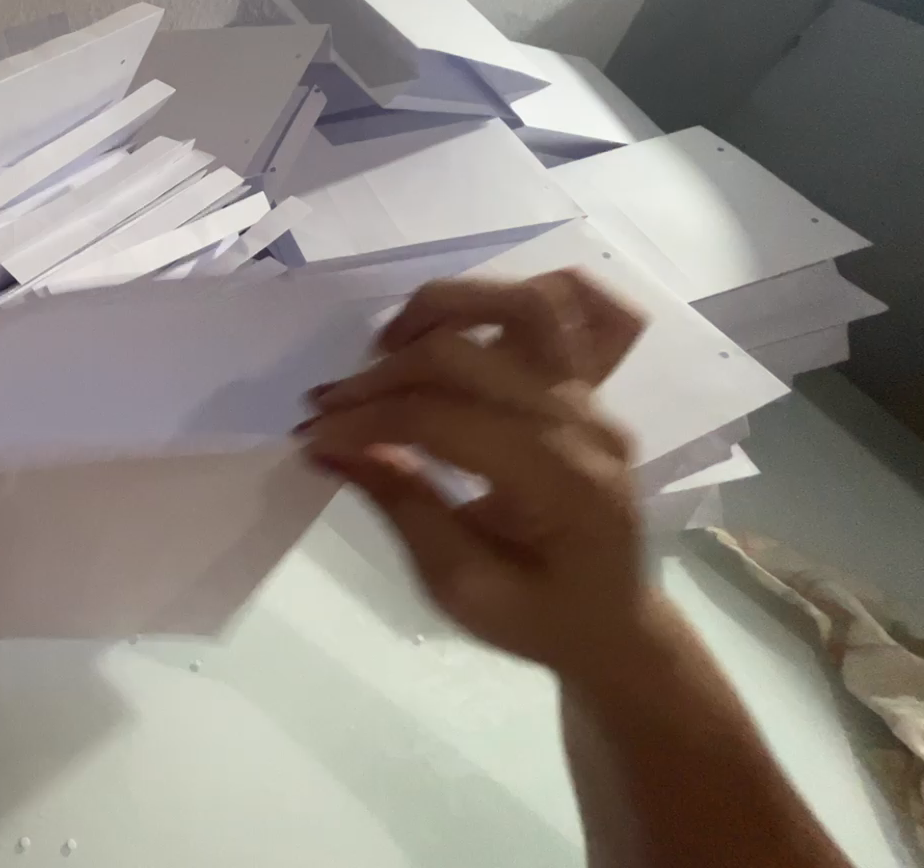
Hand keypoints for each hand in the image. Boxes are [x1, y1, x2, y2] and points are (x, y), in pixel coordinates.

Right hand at [298, 270, 659, 673]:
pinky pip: (577, 307)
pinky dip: (511, 299)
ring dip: (440, 310)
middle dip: (377, 376)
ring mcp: (594, 396)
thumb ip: (395, 502)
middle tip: (326, 406)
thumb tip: (324, 444)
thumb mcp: (455, 583)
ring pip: (527, 304)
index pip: (437, 417)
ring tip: (386, 346)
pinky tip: (457, 323)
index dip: (362, 420)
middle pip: (462, 353)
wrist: (614, 625)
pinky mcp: (588, 385)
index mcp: (558, 480)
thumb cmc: (536, 617)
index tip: (309, 438)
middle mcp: (584, 422)